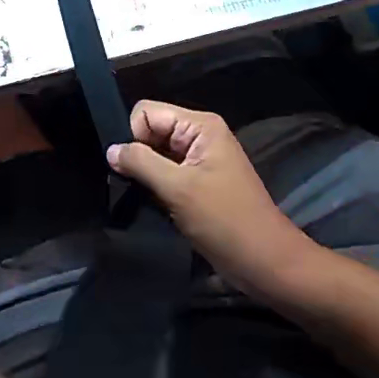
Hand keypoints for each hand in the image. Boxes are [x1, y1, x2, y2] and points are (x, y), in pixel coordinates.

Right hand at [106, 100, 317, 296]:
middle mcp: (199, 134)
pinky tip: (159, 205)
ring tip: (153, 198)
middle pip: (149, 130)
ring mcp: (200, 159)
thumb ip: (139, 162)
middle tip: (143, 186)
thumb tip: (110, 150)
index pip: (145, 112)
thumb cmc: (226, 222)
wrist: (268, 265)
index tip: (140, 169)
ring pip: (154, 153)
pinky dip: (156, 186)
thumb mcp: (178, 189)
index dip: (135, 137)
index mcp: (200, 125)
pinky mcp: (198, 181)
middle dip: (140, 155)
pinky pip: (165, 171)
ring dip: (148, 174)